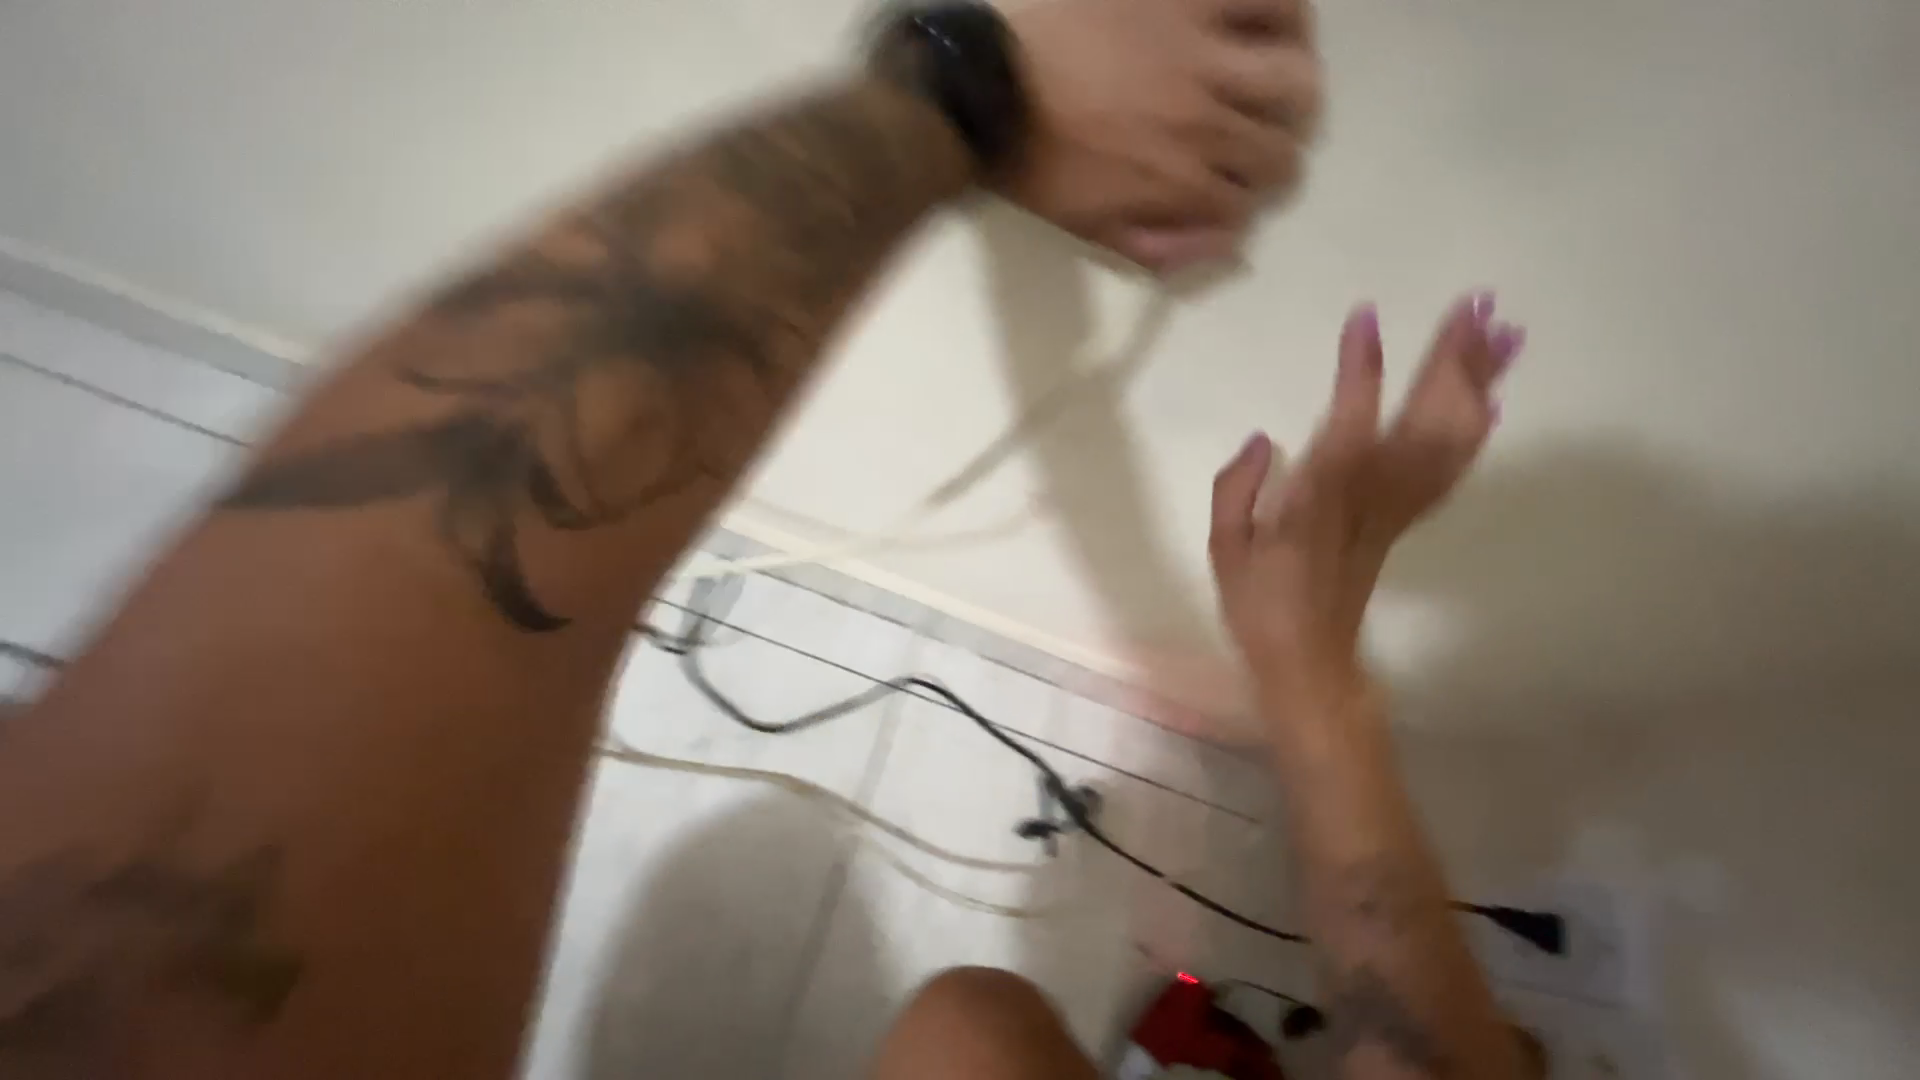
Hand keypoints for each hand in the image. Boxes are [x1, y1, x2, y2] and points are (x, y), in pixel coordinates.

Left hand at [1000, 0, 1322, 272]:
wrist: (985, 84)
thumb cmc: (1032, 164)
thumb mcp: (1088, 225)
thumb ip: (1157, 242)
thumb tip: (1225, 248)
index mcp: (1177, 183)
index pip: (1246, 206)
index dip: (1241, 205)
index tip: (1230, 193)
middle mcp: (1205, 121)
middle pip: (1279, 151)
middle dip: (1273, 160)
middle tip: (1256, 147)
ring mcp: (1202, 51)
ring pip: (1293, 79)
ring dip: (1294, 95)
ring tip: (1279, 88)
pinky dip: (1285, 16)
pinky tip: (1277, 26)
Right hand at [1208, 295, 1525, 706]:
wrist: (1308, 659)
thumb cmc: (1258, 603)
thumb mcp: (1224, 548)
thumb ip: (1235, 488)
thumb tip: (1264, 439)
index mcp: (1321, 498)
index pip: (1349, 419)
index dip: (1361, 368)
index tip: (1366, 317)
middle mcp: (1371, 496)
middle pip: (1426, 420)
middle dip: (1454, 359)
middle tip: (1478, 303)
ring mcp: (1396, 508)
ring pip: (1452, 439)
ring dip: (1479, 384)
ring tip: (1503, 332)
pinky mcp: (1405, 520)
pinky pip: (1452, 469)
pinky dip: (1477, 429)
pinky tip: (1492, 397)